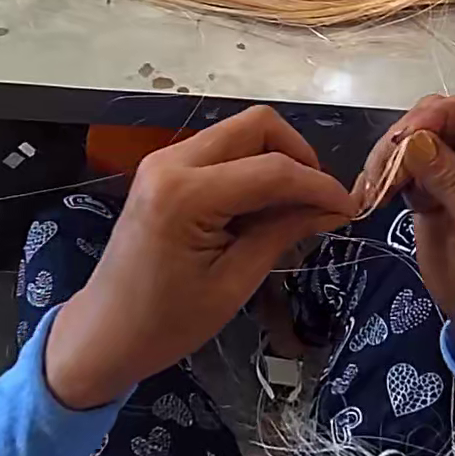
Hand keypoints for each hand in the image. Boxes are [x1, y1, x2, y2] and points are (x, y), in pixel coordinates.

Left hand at [45, 108, 354, 408]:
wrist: (105, 331)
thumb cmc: (166, 322)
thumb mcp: (234, 282)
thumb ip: (282, 232)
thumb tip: (332, 205)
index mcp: (186, 193)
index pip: (272, 168)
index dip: (319, 184)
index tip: (350, 208)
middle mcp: (171, 161)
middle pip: (255, 125)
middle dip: (297, 155)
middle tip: (317, 200)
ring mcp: (163, 159)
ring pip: (237, 132)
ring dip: (273, 159)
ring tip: (291, 207)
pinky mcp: (162, 168)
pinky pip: (218, 150)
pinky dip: (248, 167)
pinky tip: (258, 205)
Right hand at [353, 94, 454, 387]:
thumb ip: (450, 181)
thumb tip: (413, 140)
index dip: (436, 115)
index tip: (403, 138)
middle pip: (435, 120)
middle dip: (404, 138)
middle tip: (383, 172)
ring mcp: (452, 174)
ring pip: (410, 141)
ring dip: (387, 159)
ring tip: (376, 191)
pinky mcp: (427, 190)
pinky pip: (399, 167)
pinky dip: (381, 176)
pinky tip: (373, 195)